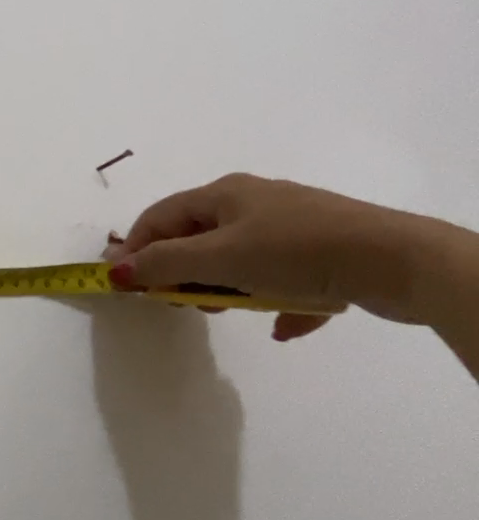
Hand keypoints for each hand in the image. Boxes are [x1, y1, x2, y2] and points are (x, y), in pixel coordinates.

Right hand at [107, 173, 431, 340]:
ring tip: (236, 310)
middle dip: (185, 273)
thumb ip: (163, 265)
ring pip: (240, 259)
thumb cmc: (297, 251)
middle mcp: (255, 202)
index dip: (137, 249)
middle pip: (198, 239)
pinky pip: (286, 278)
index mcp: (223, 193)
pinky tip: (280, 325)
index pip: (159, 218)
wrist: (404, 262)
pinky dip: (275, 300)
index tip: (127, 284)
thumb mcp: (219, 258)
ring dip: (228, 288)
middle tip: (185, 302)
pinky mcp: (329, 254)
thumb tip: (115, 272)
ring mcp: (295, 227)